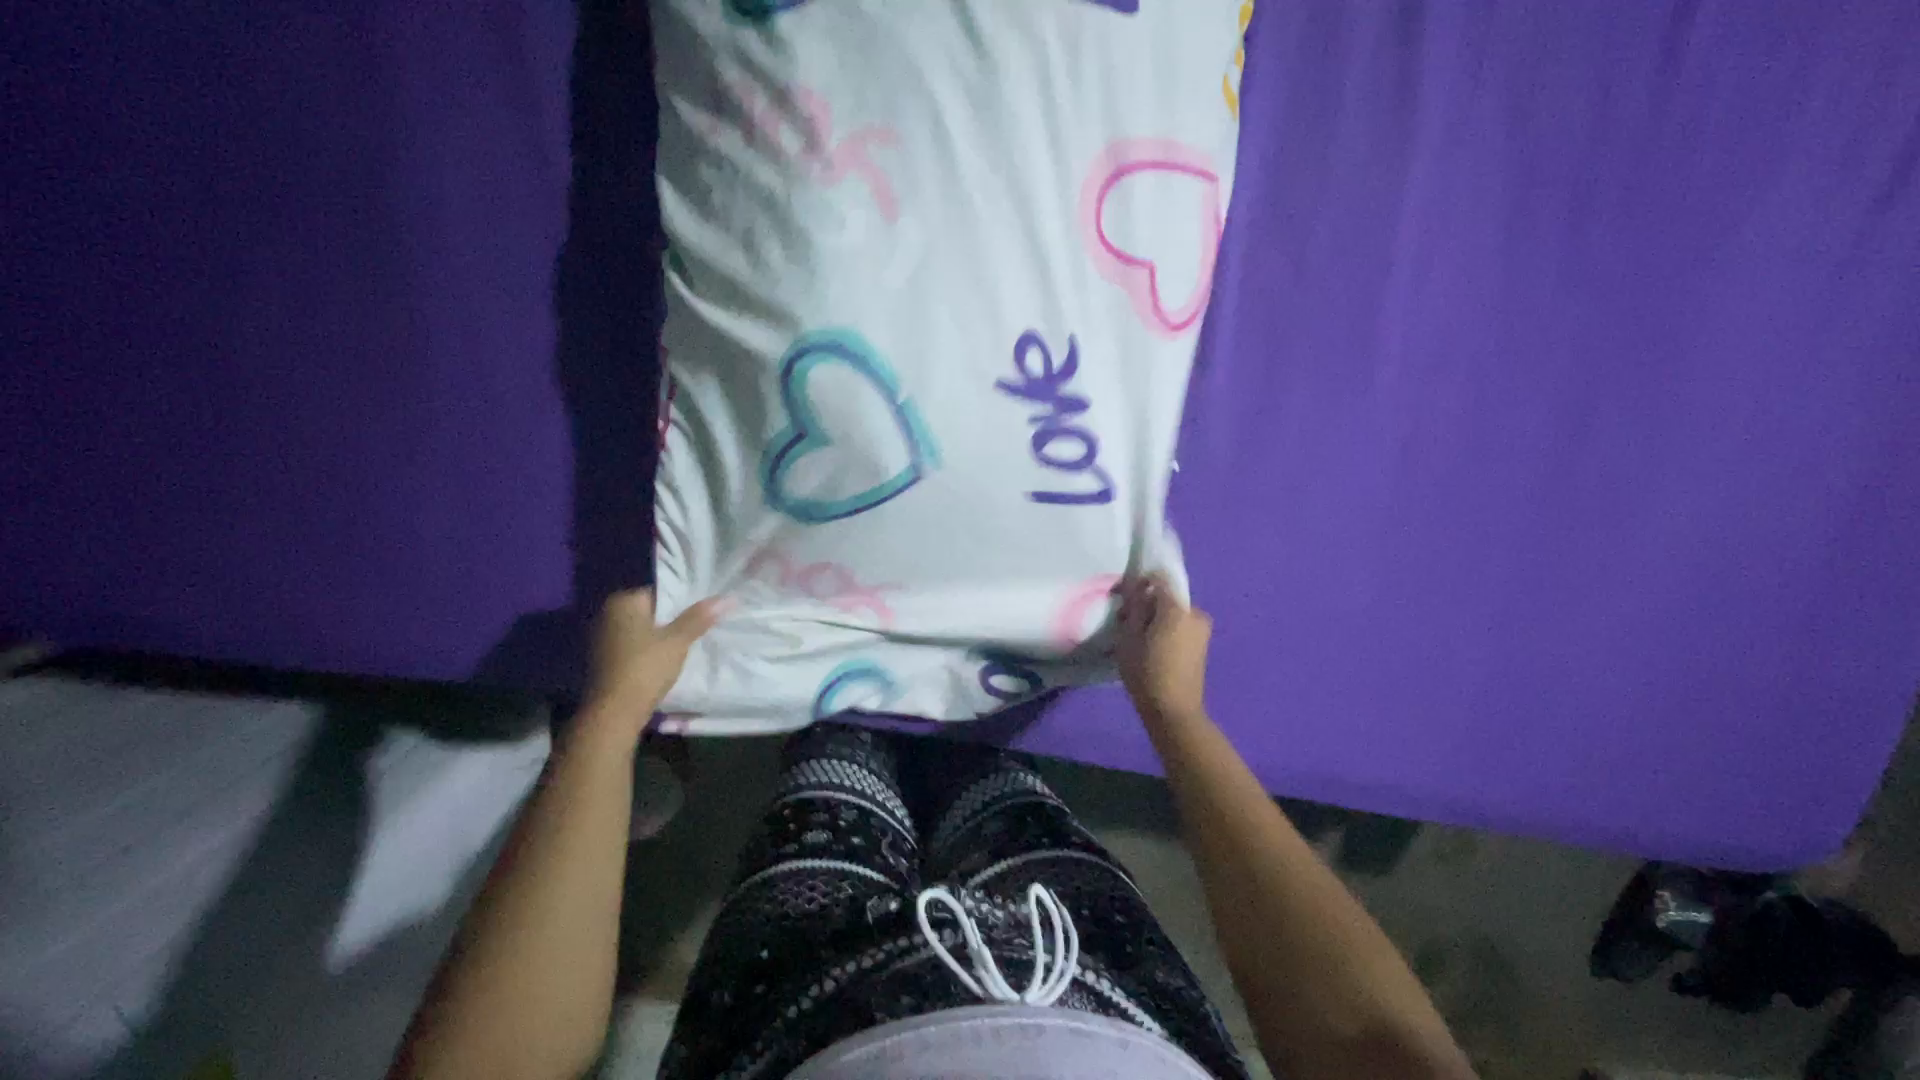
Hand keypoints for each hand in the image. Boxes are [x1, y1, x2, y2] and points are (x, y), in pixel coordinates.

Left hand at [579, 589, 721, 747]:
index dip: (683, 602)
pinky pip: (635, 646)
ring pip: (643, 630)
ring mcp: (604, 638)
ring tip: (688, 643)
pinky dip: (650, 650)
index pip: (660, 593)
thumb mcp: (677, 641)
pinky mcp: (606, 659)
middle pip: (651, 611)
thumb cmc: (645, 668)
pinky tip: (667, 659)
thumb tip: (727, 598)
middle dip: (673, 619)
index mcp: (622, 602)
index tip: (703, 612)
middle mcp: (608, 615)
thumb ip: (699, 618)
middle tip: (701, 626)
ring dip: (662, 636)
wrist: (616, 711)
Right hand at [1115, 573, 1211, 723]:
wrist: (1174, 711)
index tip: (1124, 599)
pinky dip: (1166, 630)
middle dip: (1147, 604)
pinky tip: (1152, 648)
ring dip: (1156, 618)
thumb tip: (1136, 586)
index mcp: (1178, 609)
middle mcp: (1195, 613)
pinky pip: (1180, 626)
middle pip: (1167, 596)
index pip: (1160, 578)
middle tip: (1126, 623)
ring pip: (1173, 612)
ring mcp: (1202, 630)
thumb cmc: (1146, 673)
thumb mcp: (1129, 638)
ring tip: (1138, 639)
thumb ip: (1134, 607)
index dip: (1140, 583)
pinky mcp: (1202, 645)